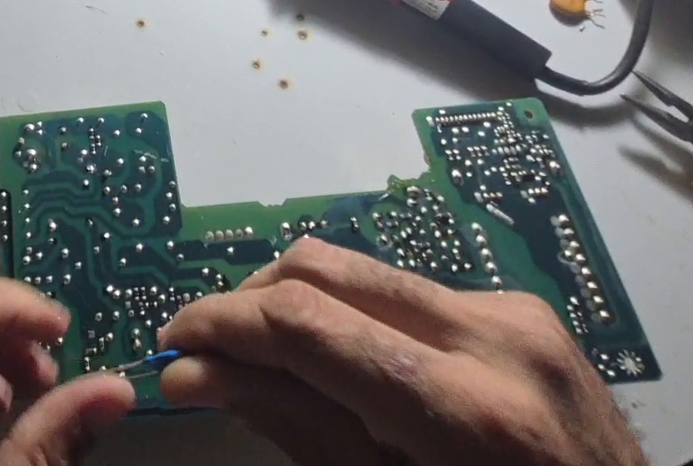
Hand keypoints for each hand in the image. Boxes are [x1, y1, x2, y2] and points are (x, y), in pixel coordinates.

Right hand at [157, 238, 644, 465]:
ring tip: (267, 353)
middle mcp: (494, 335)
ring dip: (292, 301)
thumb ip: (289, 426)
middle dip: (247, 300)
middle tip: (210, 348)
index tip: (173, 341)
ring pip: (354, 266)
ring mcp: (515, 309)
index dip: (220, 323)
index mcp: (469, 415)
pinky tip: (343, 360)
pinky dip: (348, 313)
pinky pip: (398, 287)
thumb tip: (188, 374)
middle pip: (321, 266)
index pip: (304, 322)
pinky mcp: (518, 303)